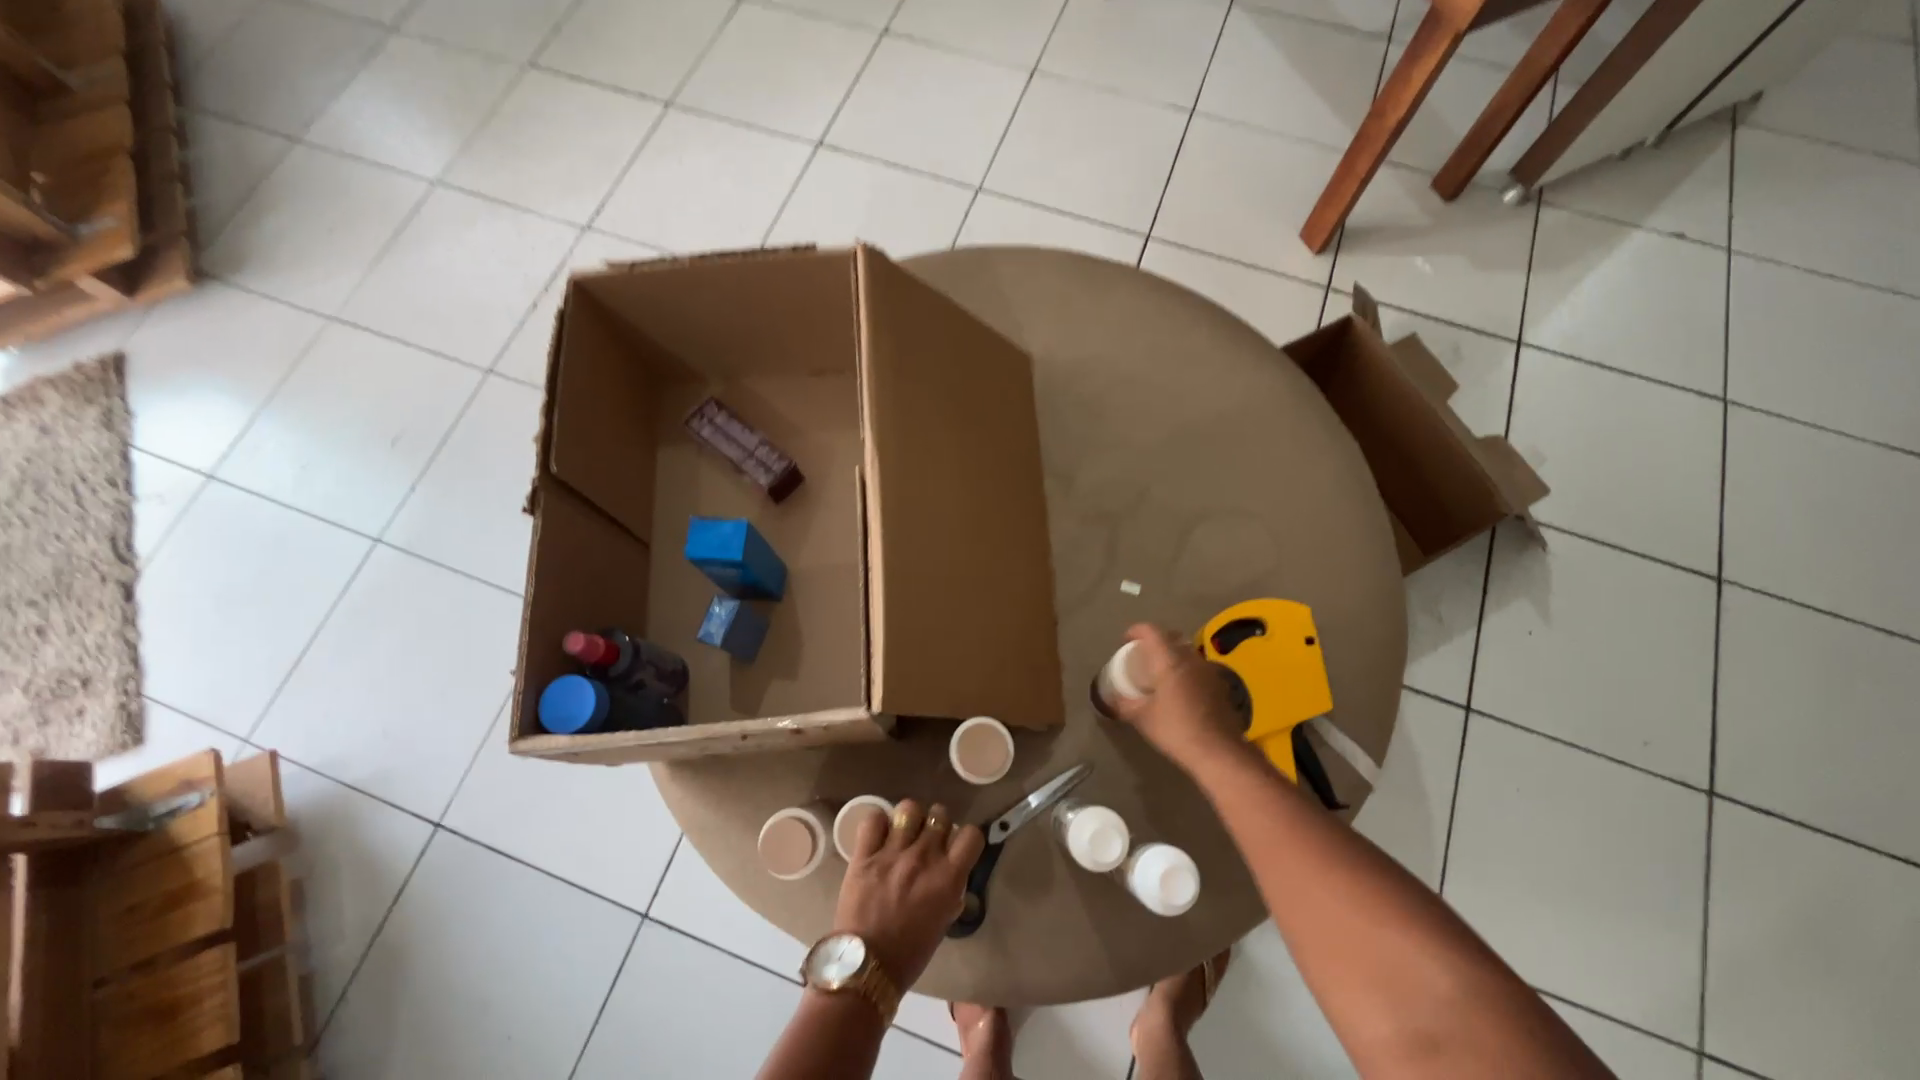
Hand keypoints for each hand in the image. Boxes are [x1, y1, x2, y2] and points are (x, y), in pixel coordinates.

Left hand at [836, 800, 985, 988]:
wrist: (867, 966)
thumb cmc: (910, 953)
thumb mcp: (943, 922)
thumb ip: (951, 891)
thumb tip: (951, 874)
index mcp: (949, 878)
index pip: (971, 834)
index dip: (965, 837)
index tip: (956, 845)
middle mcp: (924, 858)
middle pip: (939, 814)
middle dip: (936, 824)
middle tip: (926, 840)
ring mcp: (892, 853)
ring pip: (909, 808)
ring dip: (909, 818)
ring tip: (902, 834)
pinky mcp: (864, 855)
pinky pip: (873, 819)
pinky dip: (877, 823)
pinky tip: (878, 837)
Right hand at [1110, 623, 1253, 774]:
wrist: (1218, 751)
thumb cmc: (1176, 730)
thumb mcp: (1142, 719)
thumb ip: (1125, 705)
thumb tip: (1113, 699)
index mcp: (1170, 661)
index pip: (1152, 631)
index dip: (1137, 630)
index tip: (1126, 640)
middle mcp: (1192, 659)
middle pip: (1173, 638)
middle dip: (1156, 641)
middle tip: (1143, 655)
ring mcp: (1210, 672)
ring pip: (1188, 653)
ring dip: (1173, 656)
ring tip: (1162, 673)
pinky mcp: (1221, 686)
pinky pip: (1199, 669)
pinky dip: (1186, 671)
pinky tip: (1182, 691)